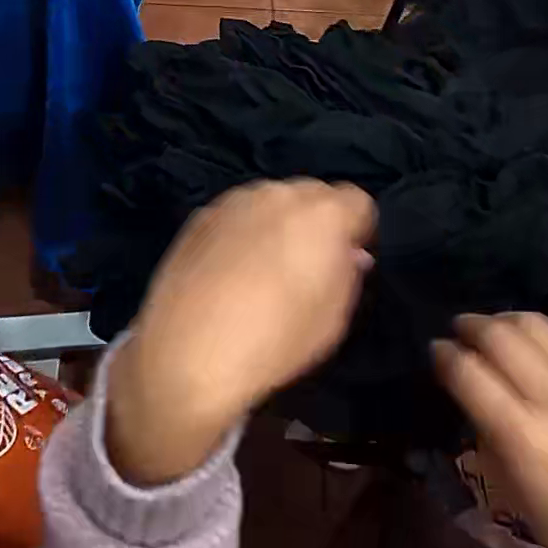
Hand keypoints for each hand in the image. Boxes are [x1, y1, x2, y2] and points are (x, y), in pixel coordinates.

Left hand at [107, 179, 375, 484]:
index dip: (360, 230)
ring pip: (275, 199)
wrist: (187, 354)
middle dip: (321, 221)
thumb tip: (350, 254)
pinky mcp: (203, 214)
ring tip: (266, 265)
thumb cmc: (275, 341)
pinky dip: (246, 229)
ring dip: (281, 221)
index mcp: (324, 214)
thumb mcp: (333, 320)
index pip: (359, 202)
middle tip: (309, 262)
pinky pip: (240, 213)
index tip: (350, 258)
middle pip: (316, 195)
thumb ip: (349, 275)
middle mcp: (282, 193)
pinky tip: (232, 268)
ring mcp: (238, 199)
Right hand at [433, 313, 547, 547]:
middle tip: (458, 328)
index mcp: (524, 437)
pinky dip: (539, 329)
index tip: (435, 348)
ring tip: (491, 328)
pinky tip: (531, 338)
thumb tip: (469, 391)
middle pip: (499, 336)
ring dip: (503, 319)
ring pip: (533, 324)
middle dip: (470, 325)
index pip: (470, 373)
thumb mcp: (515, 493)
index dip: (444, 354)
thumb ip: (488, 434)